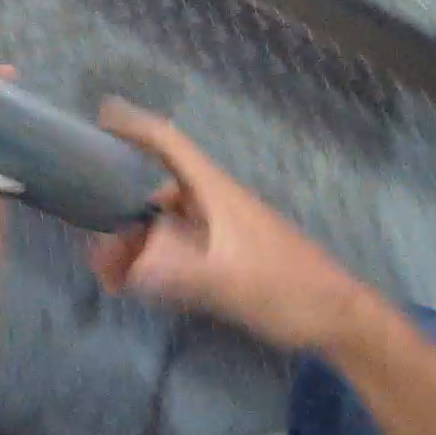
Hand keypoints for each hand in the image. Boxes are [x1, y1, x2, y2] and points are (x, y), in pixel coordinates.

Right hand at [87, 99, 372, 348]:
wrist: (340, 320)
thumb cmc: (287, 288)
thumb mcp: (229, 283)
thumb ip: (178, 273)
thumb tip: (129, 266)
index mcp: (213, 191)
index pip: (168, 143)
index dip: (134, 124)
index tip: (100, 115)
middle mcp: (211, 203)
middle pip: (155, 193)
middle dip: (121, 215)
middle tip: (95, 249)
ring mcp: (218, 230)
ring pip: (164, 225)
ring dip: (135, 244)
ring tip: (110, 276)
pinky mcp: (225, 256)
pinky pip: (177, 248)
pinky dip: (153, 260)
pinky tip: (139, 284)